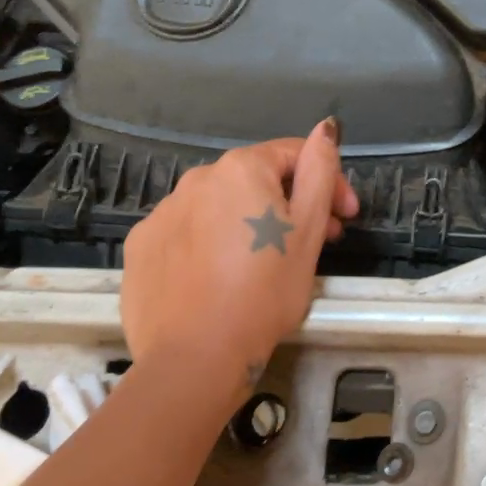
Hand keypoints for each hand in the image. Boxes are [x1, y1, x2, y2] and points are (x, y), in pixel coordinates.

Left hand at [120, 119, 358, 397]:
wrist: (195, 359)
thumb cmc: (265, 291)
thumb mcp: (308, 229)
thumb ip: (320, 170)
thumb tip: (326, 127)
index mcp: (242, 168)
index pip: (295, 155)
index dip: (328, 183)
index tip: (345, 219)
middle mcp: (197, 179)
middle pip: (257, 180)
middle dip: (291, 204)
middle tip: (317, 243)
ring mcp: (162, 213)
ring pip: (220, 206)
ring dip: (251, 222)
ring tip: (267, 263)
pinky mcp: (139, 248)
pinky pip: (187, 232)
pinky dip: (210, 243)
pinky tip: (222, 276)